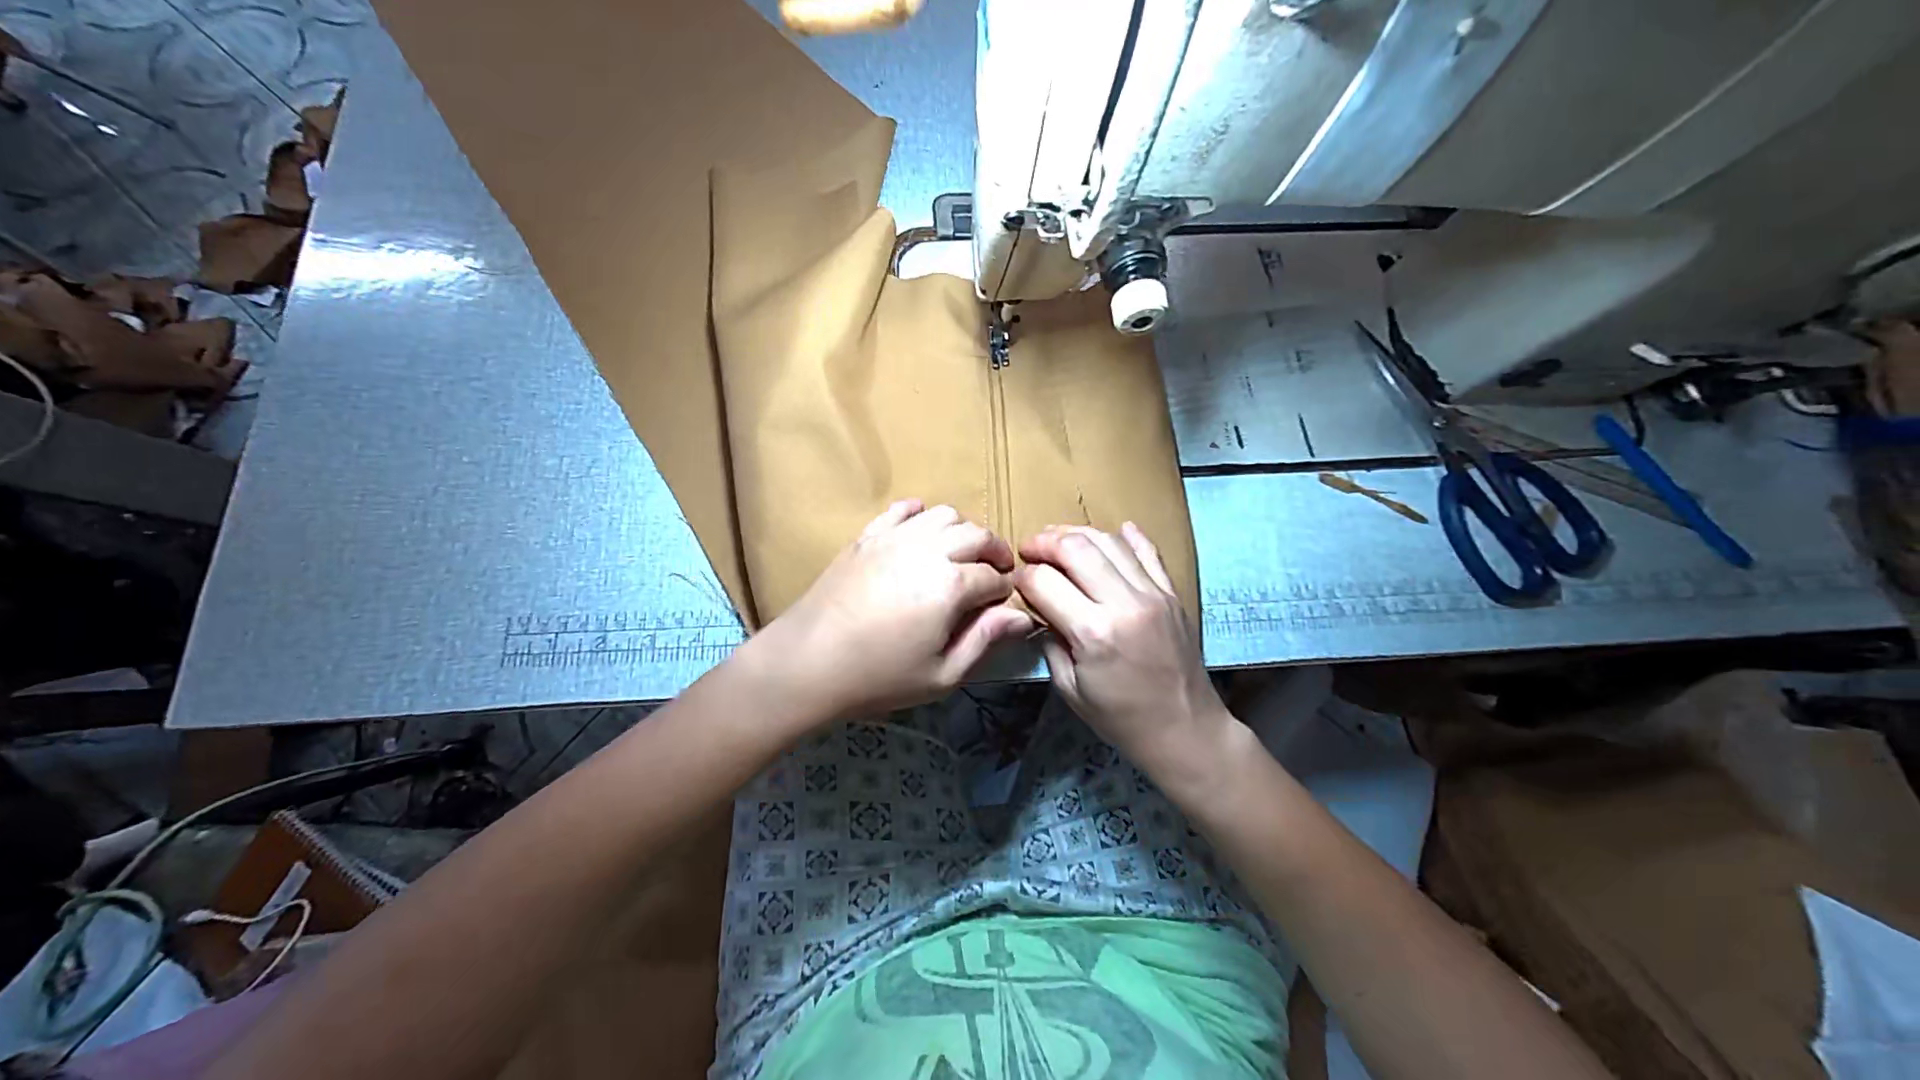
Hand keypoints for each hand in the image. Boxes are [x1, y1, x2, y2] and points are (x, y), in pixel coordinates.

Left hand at [751, 499, 1033, 725]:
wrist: (807, 663)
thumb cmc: (879, 677)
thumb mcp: (942, 675)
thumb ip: (985, 640)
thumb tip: (1023, 616)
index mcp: (951, 585)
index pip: (994, 577)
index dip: (1005, 590)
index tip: (1002, 605)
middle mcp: (928, 550)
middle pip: (977, 535)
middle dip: (994, 552)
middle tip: (994, 574)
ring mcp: (894, 537)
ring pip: (944, 514)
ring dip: (963, 531)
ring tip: (961, 556)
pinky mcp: (867, 536)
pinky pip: (902, 510)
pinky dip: (921, 515)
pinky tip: (922, 533)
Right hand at [1014, 523, 1235, 786]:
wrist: (1184, 730)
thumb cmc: (1120, 718)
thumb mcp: (1070, 688)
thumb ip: (1051, 641)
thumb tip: (1040, 608)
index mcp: (1093, 633)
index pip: (1045, 582)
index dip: (1024, 576)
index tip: (1017, 581)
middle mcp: (1124, 604)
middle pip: (1076, 548)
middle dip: (1045, 542)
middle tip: (1030, 547)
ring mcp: (1153, 594)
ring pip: (1109, 541)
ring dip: (1078, 533)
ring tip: (1059, 539)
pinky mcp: (1172, 594)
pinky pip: (1149, 552)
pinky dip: (1129, 536)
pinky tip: (1114, 531)